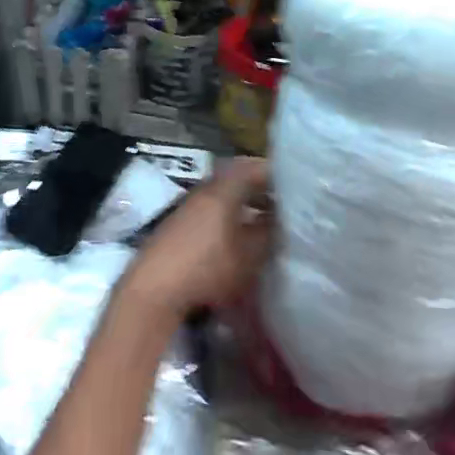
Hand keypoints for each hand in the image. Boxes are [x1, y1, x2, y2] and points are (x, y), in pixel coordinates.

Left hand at [121, 158, 271, 317]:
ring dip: (247, 201)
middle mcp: (206, 188)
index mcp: (224, 187)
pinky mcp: (182, 222)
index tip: (298, 185)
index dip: (278, 173)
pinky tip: (241, 234)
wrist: (155, 287)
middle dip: (263, 187)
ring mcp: (191, 204)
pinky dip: (232, 212)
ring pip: (226, 192)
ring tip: (268, 219)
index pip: (255, 166)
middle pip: (239, 177)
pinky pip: (214, 206)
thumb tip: (283, 218)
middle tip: (287, 201)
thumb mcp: (249, 255)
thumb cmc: (207, 267)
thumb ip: (269, 232)